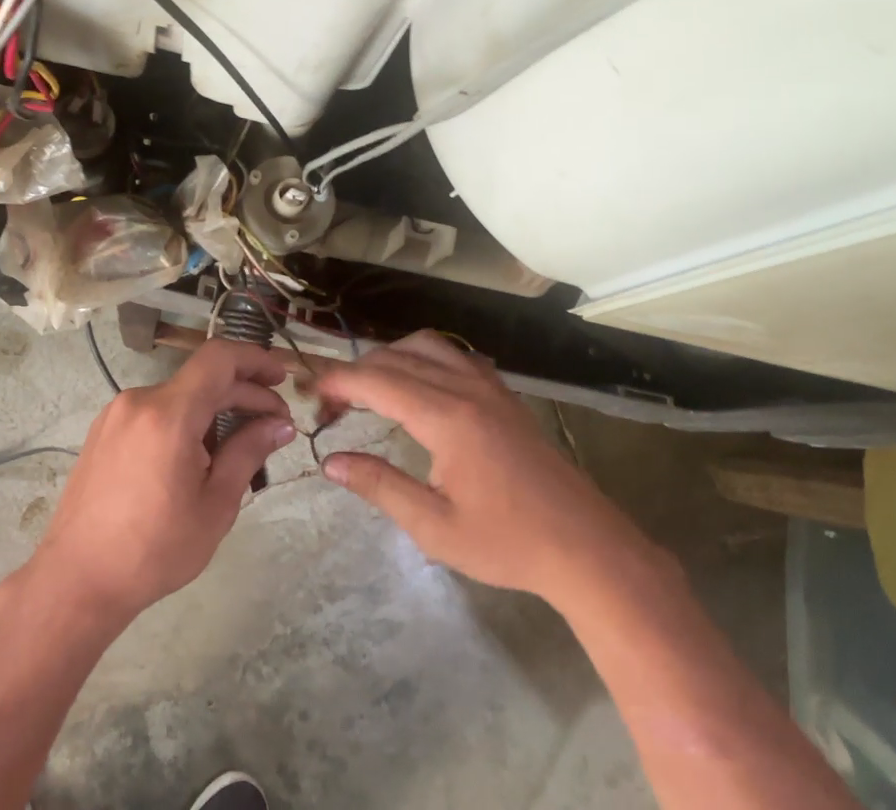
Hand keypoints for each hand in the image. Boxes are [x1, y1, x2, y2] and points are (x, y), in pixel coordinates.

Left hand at [28, 340, 297, 620]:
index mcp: (168, 414)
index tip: (283, 378)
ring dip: (214, 411)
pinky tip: (200, 457)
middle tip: (276, 425)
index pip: (218, 358)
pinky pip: (154, 413)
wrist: (79, 578)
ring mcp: (115, 416)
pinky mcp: (103, 433)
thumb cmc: (155, 548)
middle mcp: (138, 402)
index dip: (256, 359)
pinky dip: (185, 421)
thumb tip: (279, 425)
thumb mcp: (215, 504)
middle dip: (243, 394)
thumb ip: (248, 453)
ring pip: (178, 397)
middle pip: (201, 379)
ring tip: (240, 448)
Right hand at [314, 331, 656, 605]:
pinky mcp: (507, 398)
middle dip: (356, 371)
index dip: (338, 381)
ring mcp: (492, 389)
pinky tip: (418, 388)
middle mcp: (467, 390)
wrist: (586, 548)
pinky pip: (457, 357)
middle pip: (397, 357)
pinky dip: (425, 359)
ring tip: (368, 389)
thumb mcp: (432, 526)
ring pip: (429, 346)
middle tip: (331, 404)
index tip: (309, 393)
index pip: (377, 381)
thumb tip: (331, 461)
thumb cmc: (507, 543)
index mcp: (447, 418)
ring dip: (391, 357)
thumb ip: (379, 486)